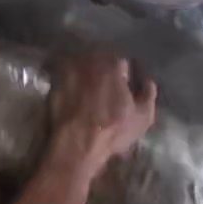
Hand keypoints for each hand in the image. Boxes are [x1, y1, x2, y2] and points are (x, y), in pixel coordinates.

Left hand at [46, 51, 157, 179]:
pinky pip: (64, 72)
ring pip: (82, 63)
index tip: (123, 85)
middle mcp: (91, 60)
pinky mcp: (54, 80)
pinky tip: (72, 91)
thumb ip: (149, 92)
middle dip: (104, 70)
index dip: (124, 74)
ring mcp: (70, 68)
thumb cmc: (112, 130)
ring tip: (88, 88)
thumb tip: (147, 78)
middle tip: (105, 87)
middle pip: (100, 58)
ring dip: (86, 71)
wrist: (76, 145)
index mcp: (113, 64)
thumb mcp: (143, 117)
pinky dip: (68, 77)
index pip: (122, 61)